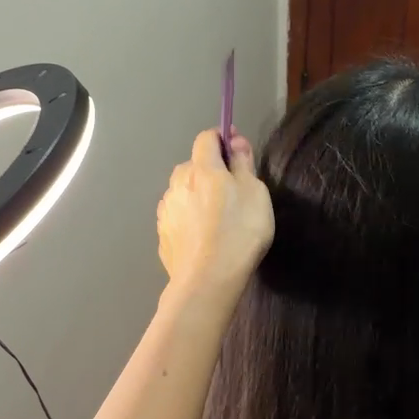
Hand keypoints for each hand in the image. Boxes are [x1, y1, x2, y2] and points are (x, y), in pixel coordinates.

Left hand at [156, 129, 273, 304]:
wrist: (208, 280)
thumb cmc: (239, 232)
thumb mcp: (255, 194)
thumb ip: (244, 163)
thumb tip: (235, 140)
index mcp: (202, 168)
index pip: (206, 137)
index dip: (222, 140)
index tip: (237, 153)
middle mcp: (178, 183)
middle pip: (194, 165)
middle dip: (210, 171)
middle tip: (232, 194)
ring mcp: (167, 209)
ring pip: (183, 191)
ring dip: (197, 196)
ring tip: (217, 221)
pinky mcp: (163, 233)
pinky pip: (178, 216)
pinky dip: (189, 219)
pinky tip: (203, 238)